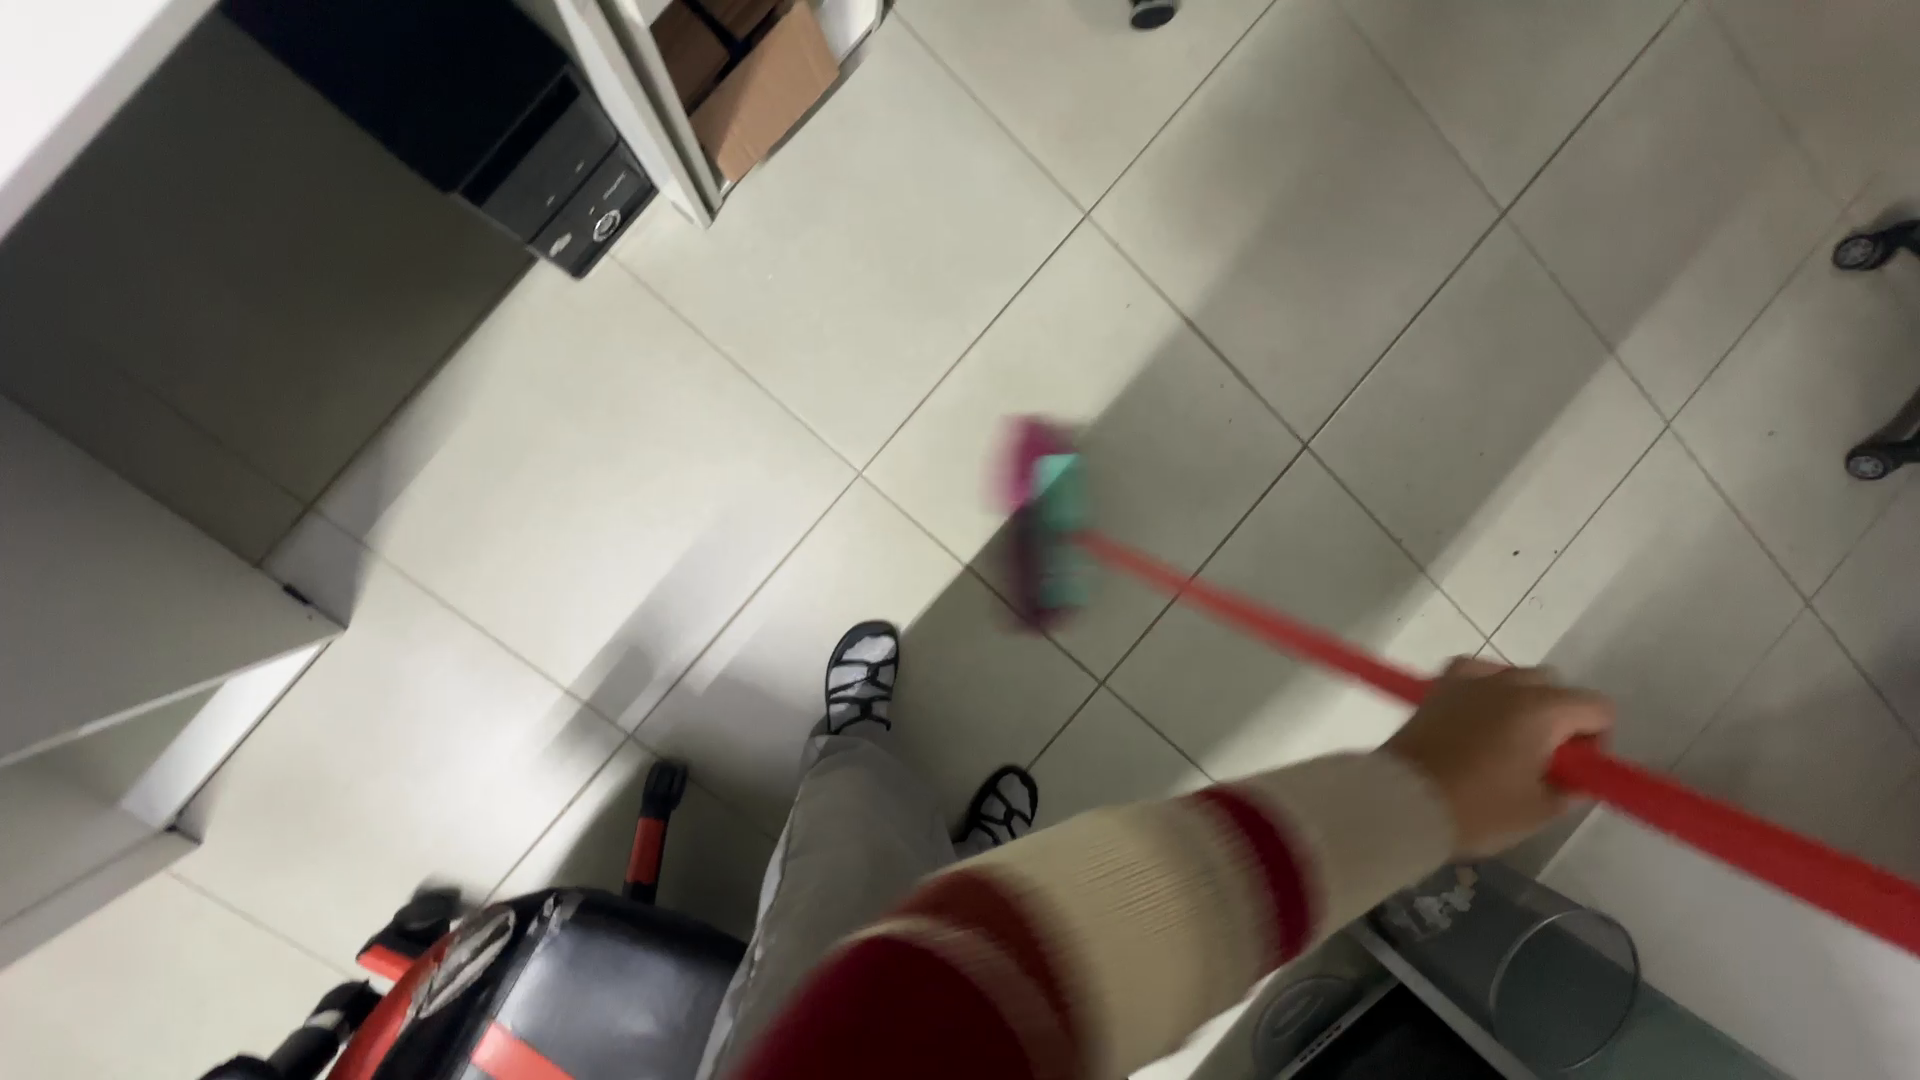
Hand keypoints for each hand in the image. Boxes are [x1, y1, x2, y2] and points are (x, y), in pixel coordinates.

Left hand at [1382, 657, 1614, 857]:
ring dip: (1521, 701)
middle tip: (1543, 759)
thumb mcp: (1540, 809)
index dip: (1596, 740)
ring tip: (1507, 741)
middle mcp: (1503, 684)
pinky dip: (1482, 689)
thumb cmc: (1476, 808)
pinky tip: (1477, 719)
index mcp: (1539, 709)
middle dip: (1559, 718)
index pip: (1596, 707)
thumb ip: (1569, 787)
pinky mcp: (1434, 689)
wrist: (1402, 799)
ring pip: (1511, 676)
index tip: (1574, 769)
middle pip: (1552, 686)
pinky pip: (1470, 673)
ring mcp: (1463, 681)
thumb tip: (1573, 776)